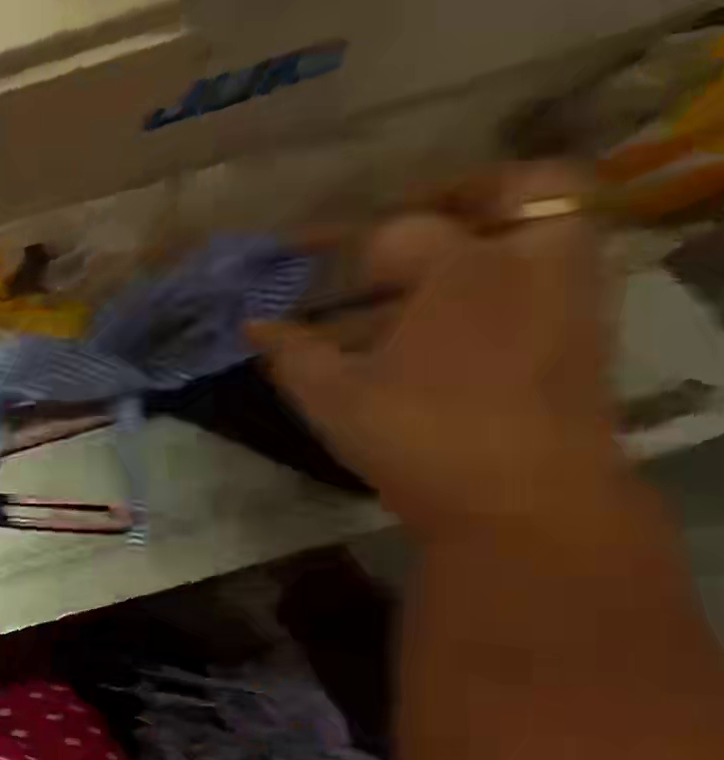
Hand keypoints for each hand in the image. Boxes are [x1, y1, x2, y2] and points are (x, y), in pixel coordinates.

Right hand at [247, 162, 620, 536]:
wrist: (521, 498)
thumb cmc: (415, 434)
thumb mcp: (332, 395)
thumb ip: (291, 351)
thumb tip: (252, 325)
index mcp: (463, 270)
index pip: (395, 232)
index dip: (336, 240)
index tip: (295, 250)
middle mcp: (530, 262)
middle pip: (523, 187)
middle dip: (464, 193)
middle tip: (406, 219)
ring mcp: (568, 293)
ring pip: (540, 231)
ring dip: (482, 239)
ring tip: (413, 279)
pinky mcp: (581, 330)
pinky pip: (545, 274)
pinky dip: (498, 278)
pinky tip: (441, 321)